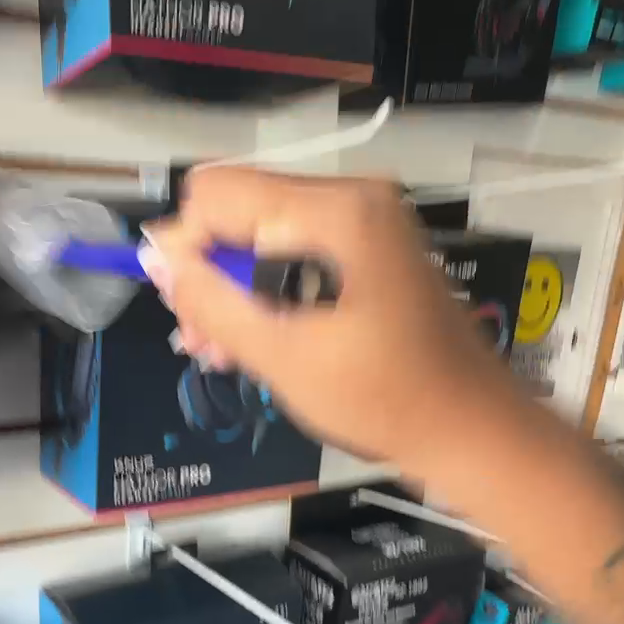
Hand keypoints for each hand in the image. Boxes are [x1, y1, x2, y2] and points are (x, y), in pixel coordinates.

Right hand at [141, 168, 518, 468]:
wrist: (467, 427)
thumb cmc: (383, 398)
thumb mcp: (284, 356)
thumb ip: (212, 303)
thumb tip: (156, 258)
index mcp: (337, 212)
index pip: (217, 196)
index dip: (186, 251)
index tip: (186, 313)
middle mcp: (351, 195)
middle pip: (237, 208)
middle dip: (207, 272)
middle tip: (202, 339)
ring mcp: (362, 218)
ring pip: (257, 231)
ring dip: (231, 286)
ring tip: (222, 348)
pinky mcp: (366, 243)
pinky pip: (289, 249)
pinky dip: (263, 289)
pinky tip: (254, 335)